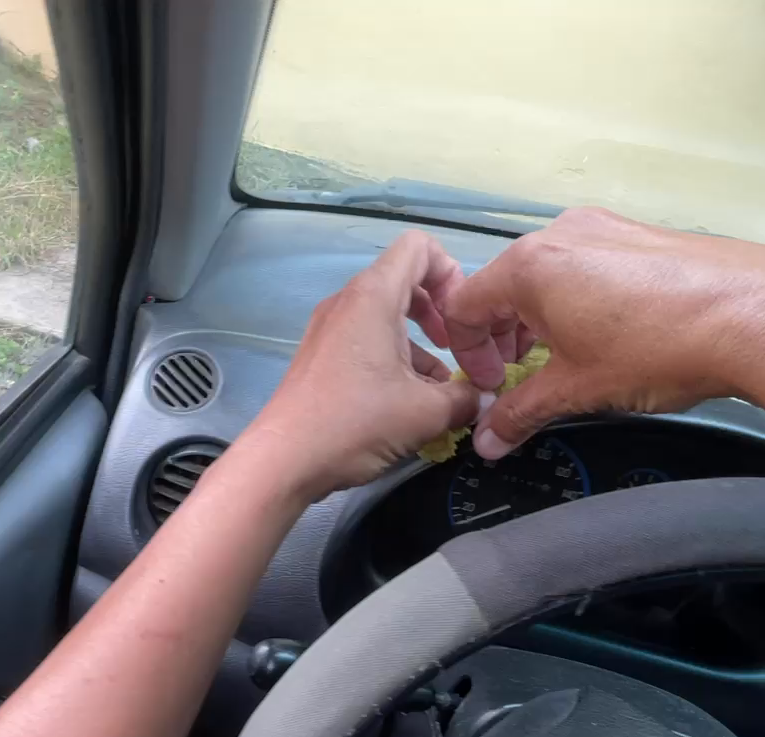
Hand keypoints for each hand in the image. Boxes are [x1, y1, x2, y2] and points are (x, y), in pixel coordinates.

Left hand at [235, 231, 481, 498]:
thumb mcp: (425, 413)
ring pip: (385, 321)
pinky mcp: (318, 360)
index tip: (463, 317)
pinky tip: (406, 406)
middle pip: (403, 284)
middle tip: (456, 351)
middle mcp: (347, 303)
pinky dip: (391, 364)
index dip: (451, 272)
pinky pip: (364, 345)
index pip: (418, 247)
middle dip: (438, 315)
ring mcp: (328, 331)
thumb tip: (481, 399)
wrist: (283, 461)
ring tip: (438, 393)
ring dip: (418, 349)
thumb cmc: (355, 424)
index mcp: (372, 297)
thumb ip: (464, 399)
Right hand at [440, 207, 764, 458]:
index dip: (467, 355)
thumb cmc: (654, 348)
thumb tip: (487, 443)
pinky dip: (571, 303)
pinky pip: (582, 266)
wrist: (762, 313)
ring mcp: (603, 227)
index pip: (463, 307)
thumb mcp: (575, 389)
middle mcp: (559, 234)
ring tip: (559, 359)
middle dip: (499, 339)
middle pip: (500, 289)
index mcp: (528, 266)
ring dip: (534, 322)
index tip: (490, 388)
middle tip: (518, 378)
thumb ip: (520, 415)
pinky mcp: (639, 234)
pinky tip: (602, 336)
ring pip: (543, 276)